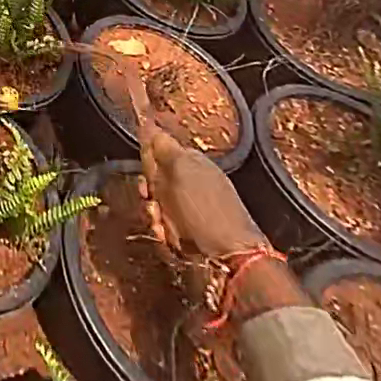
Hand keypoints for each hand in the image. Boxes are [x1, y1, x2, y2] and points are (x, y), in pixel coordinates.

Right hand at [102, 62, 265, 257]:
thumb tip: (148, 123)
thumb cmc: (207, 210)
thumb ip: (164, 146)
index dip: (147, 164)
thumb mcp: (181, 170)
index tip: (146, 179)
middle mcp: (193, 181)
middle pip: (155, 180)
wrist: (234, 257)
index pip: (158, 151)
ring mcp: (194, 207)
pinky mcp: (194, 232)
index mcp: (192, 162)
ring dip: (155, 215)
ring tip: (162, 226)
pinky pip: (168, 225)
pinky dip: (166, 232)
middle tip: (152, 204)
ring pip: (158, 204)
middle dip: (149, 194)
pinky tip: (170, 239)